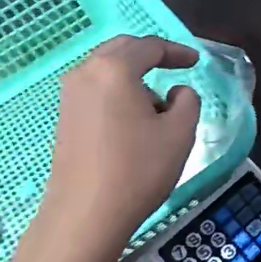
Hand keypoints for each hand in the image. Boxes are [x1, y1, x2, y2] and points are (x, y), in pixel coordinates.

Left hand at [43, 35, 201, 239]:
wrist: (87, 214)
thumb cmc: (138, 170)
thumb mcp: (179, 134)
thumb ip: (188, 101)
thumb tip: (176, 93)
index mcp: (114, 69)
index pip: (150, 46)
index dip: (177, 51)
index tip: (196, 61)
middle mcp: (86, 73)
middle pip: (122, 51)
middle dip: (151, 56)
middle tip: (175, 67)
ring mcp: (70, 96)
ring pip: (107, 72)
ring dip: (134, 79)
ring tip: (158, 106)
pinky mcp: (65, 118)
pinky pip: (97, 92)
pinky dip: (118, 95)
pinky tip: (133, 122)